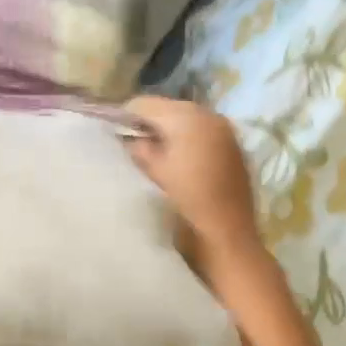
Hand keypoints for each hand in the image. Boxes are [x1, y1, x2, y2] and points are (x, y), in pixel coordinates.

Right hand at [122, 95, 263, 265]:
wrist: (226, 241)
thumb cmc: (181, 206)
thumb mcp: (147, 173)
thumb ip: (134, 148)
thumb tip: (127, 138)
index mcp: (187, 118)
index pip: (143, 104)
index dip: (122, 120)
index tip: (111, 142)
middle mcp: (211, 116)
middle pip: (167, 110)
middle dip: (147, 127)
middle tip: (129, 153)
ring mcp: (227, 133)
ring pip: (185, 123)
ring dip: (167, 137)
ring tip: (152, 163)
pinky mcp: (234, 151)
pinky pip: (202, 137)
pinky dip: (186, 146)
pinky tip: (178, 170)